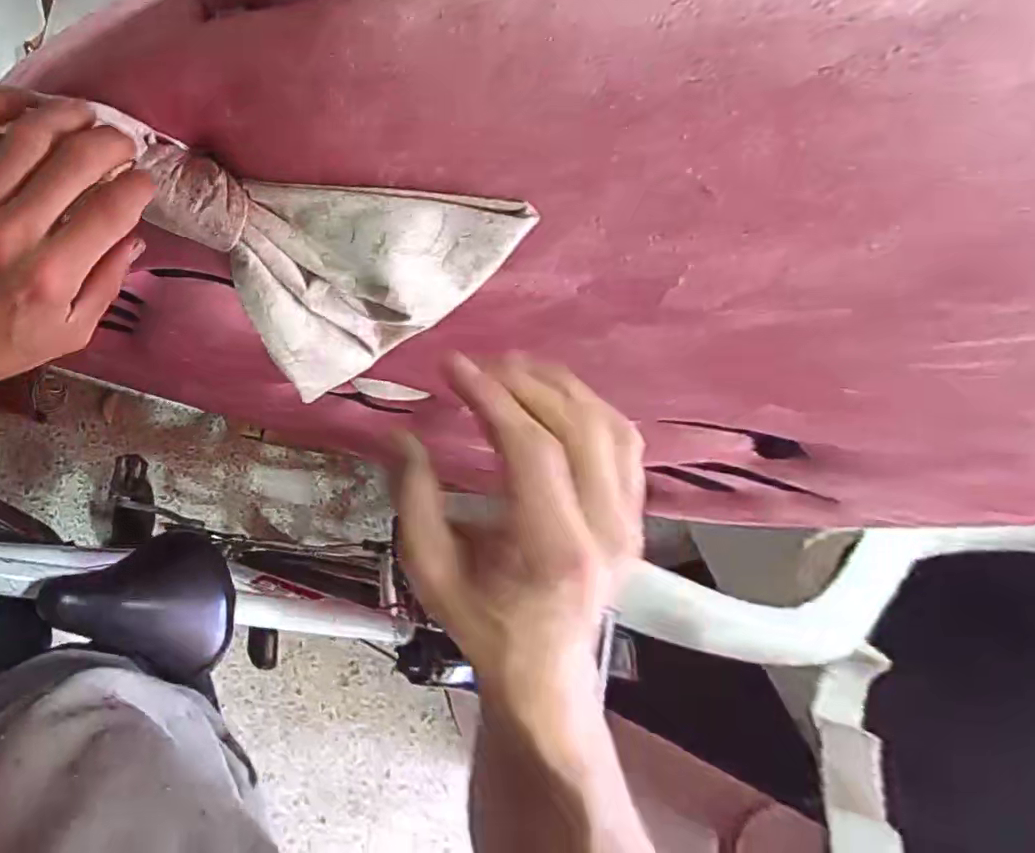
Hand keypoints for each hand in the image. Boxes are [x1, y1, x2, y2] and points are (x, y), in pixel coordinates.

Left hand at [0, 91, 155, 412]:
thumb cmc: (4, 344)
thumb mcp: (72, 333)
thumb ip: (107, 284)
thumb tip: (134, 234)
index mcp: (52, 275)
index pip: (112, 208)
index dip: (139, 186)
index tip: (142, 183)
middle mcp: (14, 234)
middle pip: (77, 161)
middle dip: (114, 143)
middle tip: (123, 146)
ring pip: (28, 136)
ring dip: (68, 115)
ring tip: (86, 116)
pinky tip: (24, 104)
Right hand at [391, 353, 643, 707]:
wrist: (542, 670)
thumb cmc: (479, 620)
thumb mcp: (428, 564)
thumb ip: (413, 496)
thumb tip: (400, 435)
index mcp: (553, 546)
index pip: (532, 449)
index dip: (491, 398)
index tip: (453, 367)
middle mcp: (606, 530)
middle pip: (579, 428)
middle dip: (524, 383)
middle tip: (478, 364)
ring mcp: (630, 523)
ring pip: (611, 429)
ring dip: (560, 387)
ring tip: (511, 368)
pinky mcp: (634, 517)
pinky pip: (624, 444)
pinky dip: (587, 407)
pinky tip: (550, 395)